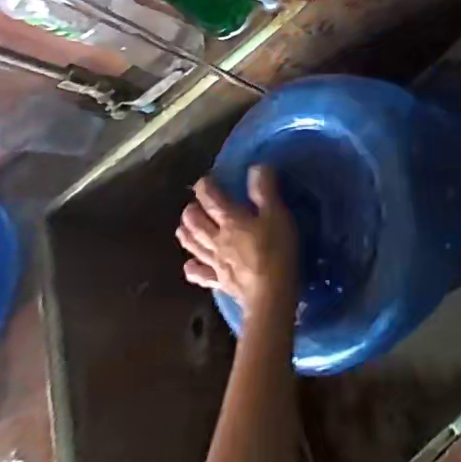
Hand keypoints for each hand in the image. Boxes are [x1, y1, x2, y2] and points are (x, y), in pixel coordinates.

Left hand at [178, 166, 299, 318]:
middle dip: (192, 211)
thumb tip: (256, 166)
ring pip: (194, 245)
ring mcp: (215, 262)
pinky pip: (201, 274)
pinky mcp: (219, 281)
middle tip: (195, 205)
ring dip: (187, 234)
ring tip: (184, 227)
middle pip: (196, 223)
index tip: (204, 180)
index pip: (211, 199)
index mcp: (231, 220)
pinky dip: (193, 268)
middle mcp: (217, 239)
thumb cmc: (276, 250)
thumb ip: (265, 190)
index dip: (205, 187)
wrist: (269, 295)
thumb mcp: (277, 214)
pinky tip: (190, 266)